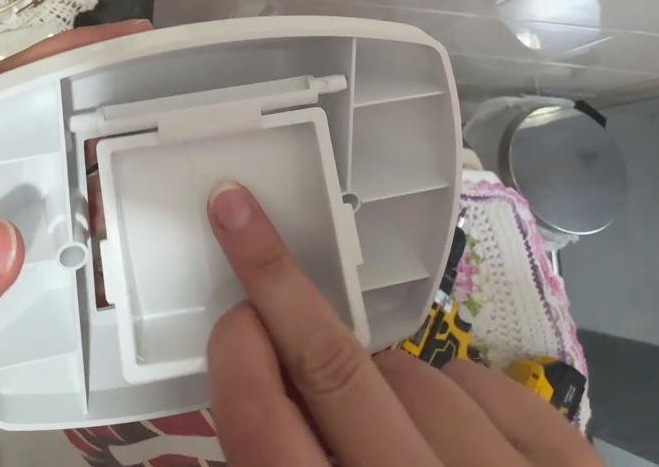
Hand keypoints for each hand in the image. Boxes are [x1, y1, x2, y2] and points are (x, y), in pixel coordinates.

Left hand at [0, 20, 151, 466]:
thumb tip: (6, 239)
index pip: (6, 107)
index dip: (56, 61)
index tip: (114, 44)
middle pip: (55, 130)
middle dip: (108, 95)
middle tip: (172, 84)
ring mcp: (23, 244)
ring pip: (79, 178)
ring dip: (124, 152)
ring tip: (181, 141)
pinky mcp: (43, 281)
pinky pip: (92, 234)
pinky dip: (125, 216)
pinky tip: (157, 224)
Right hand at [205, 182, 601, 466]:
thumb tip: (174, 465)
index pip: (265, 424)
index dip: (235, 355)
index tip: (227, 310)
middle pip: (332, 366)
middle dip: (275, 282)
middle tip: (240, 216)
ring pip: (407, 373)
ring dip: (377, 379)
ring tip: (383, 430)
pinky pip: (484, 382)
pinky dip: (455, 389)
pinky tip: (450, 432)